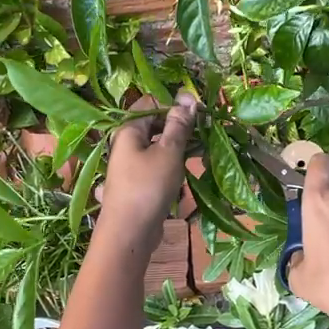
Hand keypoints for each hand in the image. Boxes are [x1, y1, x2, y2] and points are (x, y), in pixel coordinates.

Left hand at [95, 94, 195, 243]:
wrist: (129, 232)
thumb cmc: (148, 187)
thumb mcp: (169, 151)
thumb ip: (178, 124)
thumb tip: (187, 96)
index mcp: (128, 130)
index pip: (151, 103)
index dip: (175, 105)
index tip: (199, 114)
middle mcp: (125, 143)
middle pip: (154, 124)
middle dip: (179, 126)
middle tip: (203, 133)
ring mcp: (130, 164)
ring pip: (157, 145)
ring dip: (178, 146)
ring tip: (199, 152)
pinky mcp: (137, 182)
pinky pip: (156, 163)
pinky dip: (171, 163)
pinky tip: (185, 171)